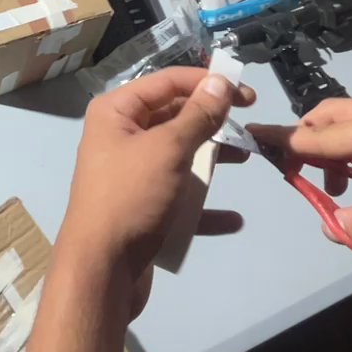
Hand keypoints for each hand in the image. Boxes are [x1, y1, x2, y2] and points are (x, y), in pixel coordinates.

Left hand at [56, 66, 253, 317]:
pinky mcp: (141, 208)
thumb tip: (220, 80)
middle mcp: (120, 136)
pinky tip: (232, 218)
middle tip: (249, 125)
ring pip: (179, 156)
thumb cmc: (131, 196)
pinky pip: (179, 199)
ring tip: (246, 159)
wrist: (101, 270)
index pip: (167, 82)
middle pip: (173, 117)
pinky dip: (204, 205)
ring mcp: (130, 174)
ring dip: (212, 158)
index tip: (247, 93)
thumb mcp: (168, 149)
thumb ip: (198, 115)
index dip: (207, 82)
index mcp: (116, 112)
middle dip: (212, 121)